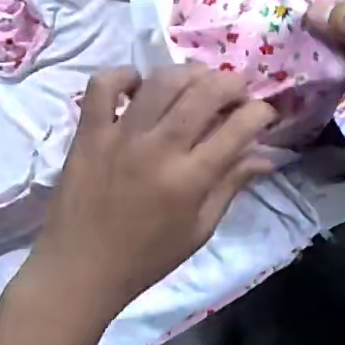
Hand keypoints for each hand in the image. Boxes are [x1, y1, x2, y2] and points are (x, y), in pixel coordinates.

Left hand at [22, 65, 275, 322]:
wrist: (78, 272)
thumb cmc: (147, 257)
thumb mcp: (200, 229)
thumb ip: (232, 185)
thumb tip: (266, 157)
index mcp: (191, 178)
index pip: (240, 127)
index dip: (261, 113)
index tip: (264, 115)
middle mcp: (160, 148)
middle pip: (206, 92)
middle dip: (233, 84)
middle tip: (237, 93)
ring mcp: (121, 136)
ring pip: (163, 80)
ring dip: (190, 73)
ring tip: (199, 82)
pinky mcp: (88, 133)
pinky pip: (103, 86)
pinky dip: (125, 76)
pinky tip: (140, 86)